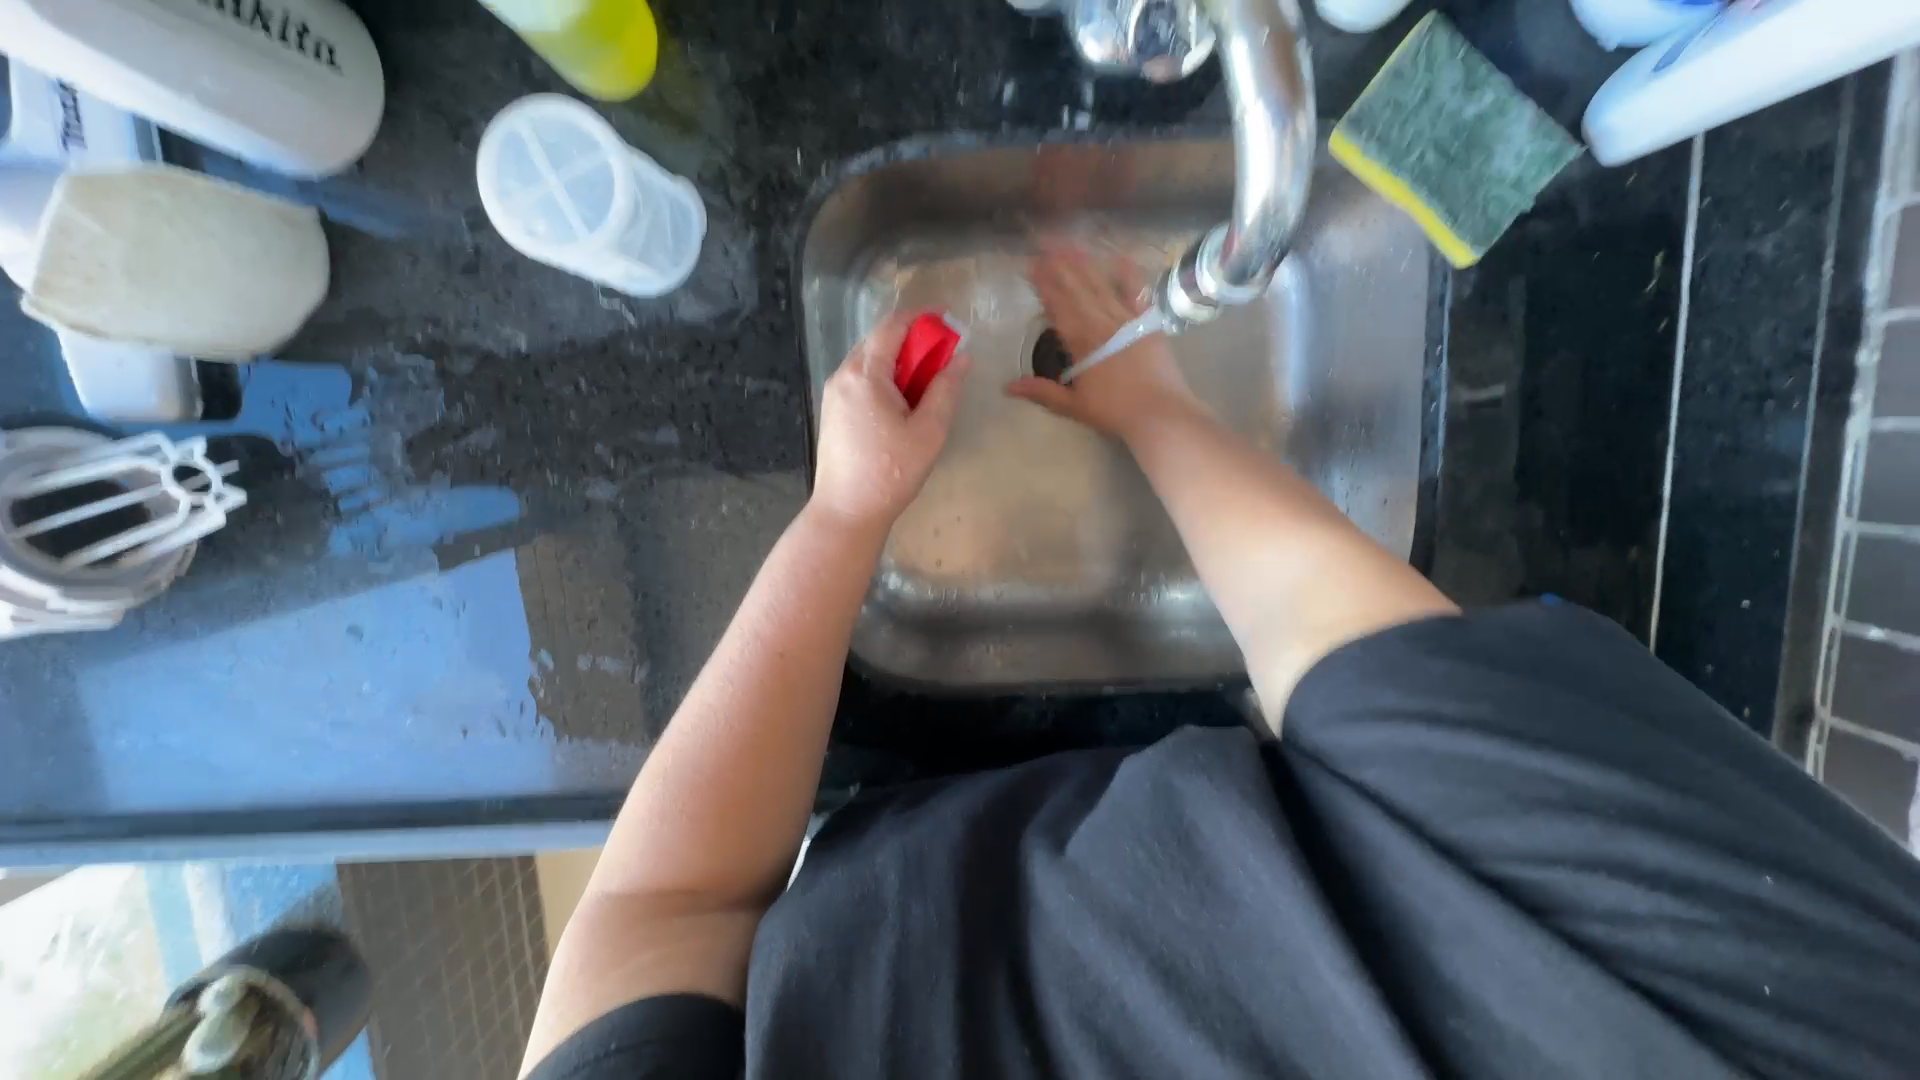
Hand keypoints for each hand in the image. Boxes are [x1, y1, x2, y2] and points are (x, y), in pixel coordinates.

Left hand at [813, 314, 971, 531]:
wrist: (847, 511)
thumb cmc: (891, 472)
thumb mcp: (929, 431)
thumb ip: (945, 389)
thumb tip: (961, 358)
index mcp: (865, 374)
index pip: (893, 327)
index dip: (923, 318)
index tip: (949, 321)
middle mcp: (843, 375)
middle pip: (879, 342)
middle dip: (914, 342)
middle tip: (944, 357)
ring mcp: (834, 394)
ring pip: (870, 362)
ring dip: (900, 363)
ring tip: (928, 384)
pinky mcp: (833, 412)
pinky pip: (862, 381)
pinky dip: (885, 380)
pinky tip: (903, 403)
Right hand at [1004, 241, 1203, 440]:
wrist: (1159, 413)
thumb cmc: (1114, 412)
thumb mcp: (1074, 406)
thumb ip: (1042, 392)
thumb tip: (1008, 387)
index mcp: (1082, 343)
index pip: (1058, 307)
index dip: (1044, 285)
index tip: (1032, 265)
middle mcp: (1102, 324)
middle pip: (1077, 289)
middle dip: (1060, 266)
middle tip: (1045, 243)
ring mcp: (1126, 319)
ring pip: (1101, 286)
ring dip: (1085, 265)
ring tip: (1071, 245)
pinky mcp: (1148, 322)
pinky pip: (1137, 292)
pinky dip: (1129, 274)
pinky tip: (1120, 257)